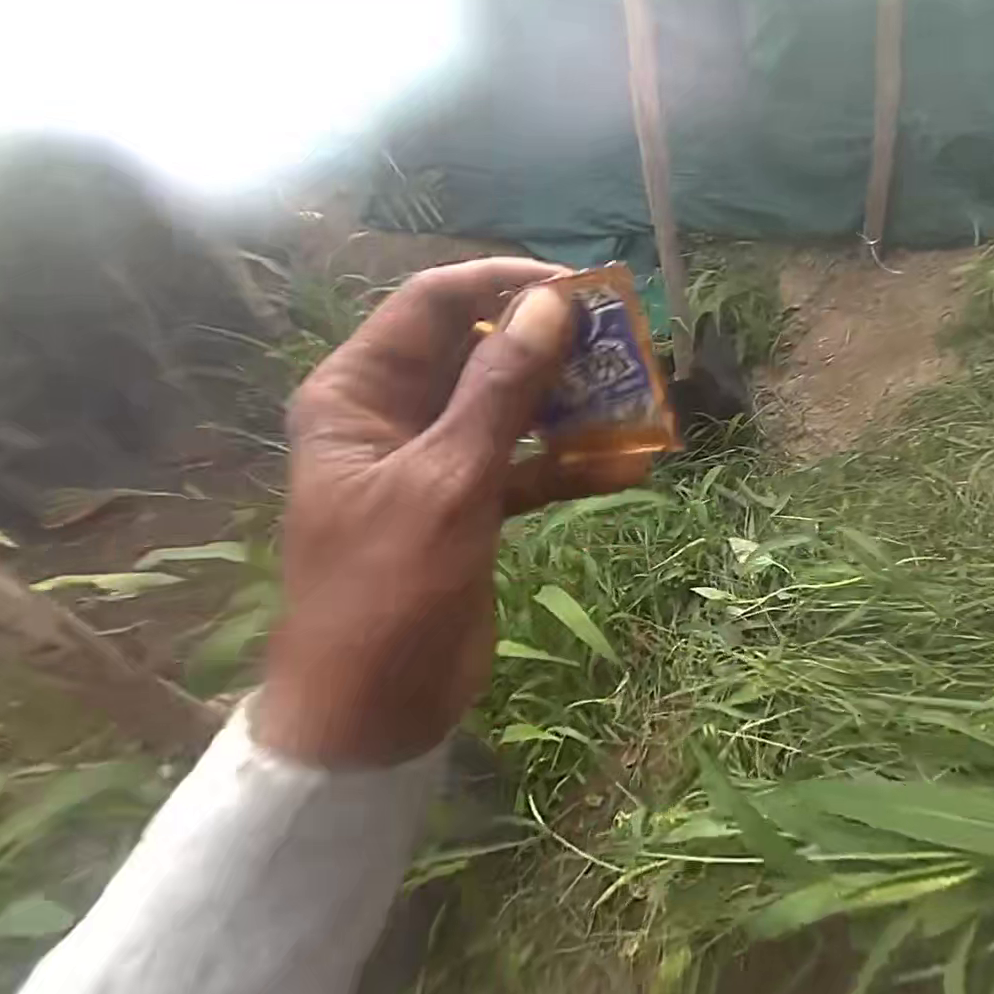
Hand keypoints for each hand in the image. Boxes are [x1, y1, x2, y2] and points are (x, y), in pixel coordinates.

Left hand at [255, 258, 653, 765]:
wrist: (375, 707)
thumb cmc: (389, 589)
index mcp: (360, 392)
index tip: (577, 289)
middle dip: (550, 348)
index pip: (434, 305)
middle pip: (482, 355)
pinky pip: (528, 467)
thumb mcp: (448, 480)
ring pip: (513, 411)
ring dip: (571, 406)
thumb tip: (553, 306)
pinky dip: (572, 466)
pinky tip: (627, 468)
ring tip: (634, 399)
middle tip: (619, 344)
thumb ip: (501, 391)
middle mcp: (397, 416)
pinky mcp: (474, 504)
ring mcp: (440, 462)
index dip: (505, 286)